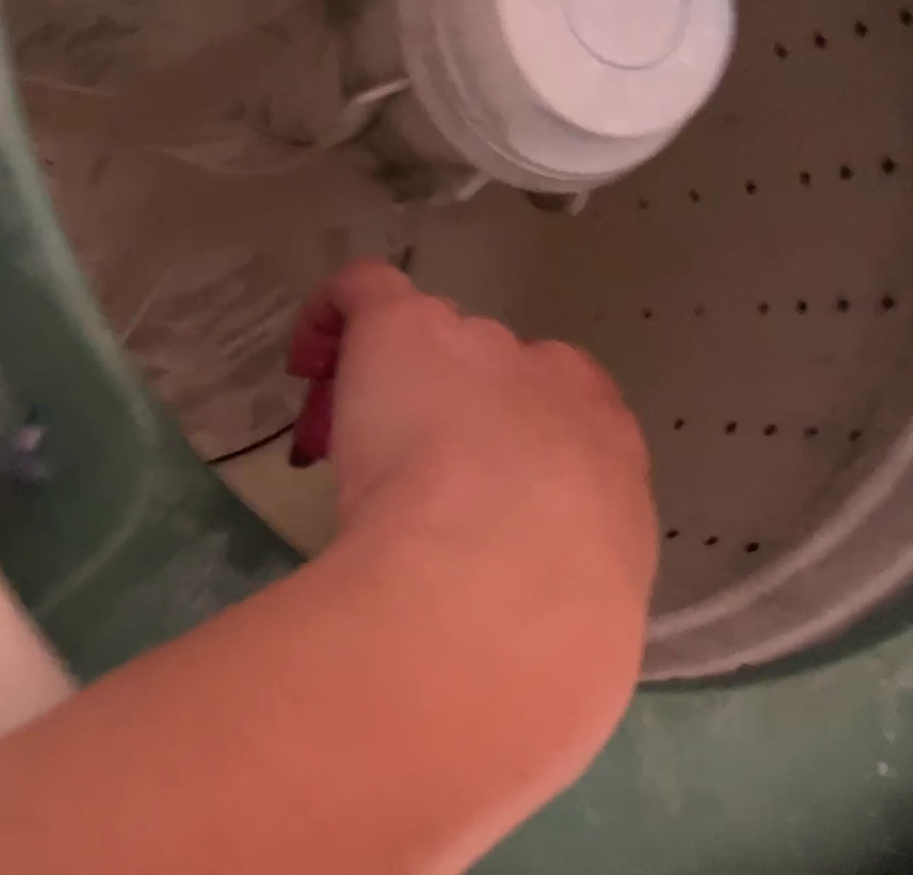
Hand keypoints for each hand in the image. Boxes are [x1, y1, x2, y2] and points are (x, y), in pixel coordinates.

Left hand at [287, 260, 657, 666]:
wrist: (498, 590)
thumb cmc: (545, 623)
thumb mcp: (578, 599)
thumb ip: (553, 568)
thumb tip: (515, 588)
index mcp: (605, 445)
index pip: (551, 417)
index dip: (495, 445)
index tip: (454, 488)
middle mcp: (550, 380)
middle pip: (486, 374)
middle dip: (440, 413)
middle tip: (389, 472)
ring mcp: (475, 347)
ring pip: (426, 345)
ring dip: (389, 384)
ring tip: (343, 441)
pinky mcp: (404, 328)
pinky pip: (366, 289)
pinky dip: (330, 313)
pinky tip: (307, 354)